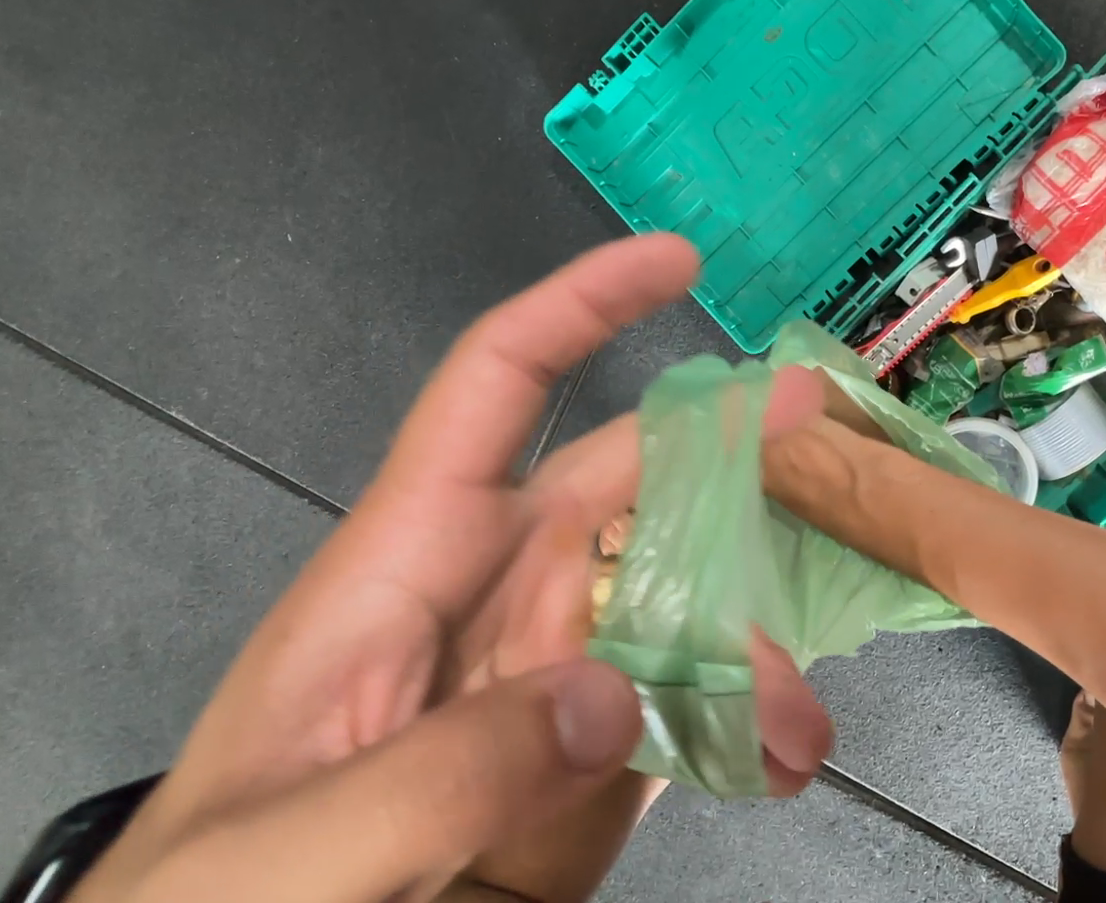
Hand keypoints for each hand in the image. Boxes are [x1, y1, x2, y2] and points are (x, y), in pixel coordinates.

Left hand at [73, 234, 832, 902]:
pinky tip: (780, 761)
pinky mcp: (597, 750)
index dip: (582, 307)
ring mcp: (560, 670)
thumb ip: (436, 773)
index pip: (498, 388)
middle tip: (824, 437)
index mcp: (410, 561)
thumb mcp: (281, 859)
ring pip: (684, 605)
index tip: (674, 263)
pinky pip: (691, 706)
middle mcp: (503, 592)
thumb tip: (612, 691)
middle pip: (633, 483)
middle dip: (730, 448)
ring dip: (752, 649)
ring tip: (799, 727)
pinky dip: (746, 725)